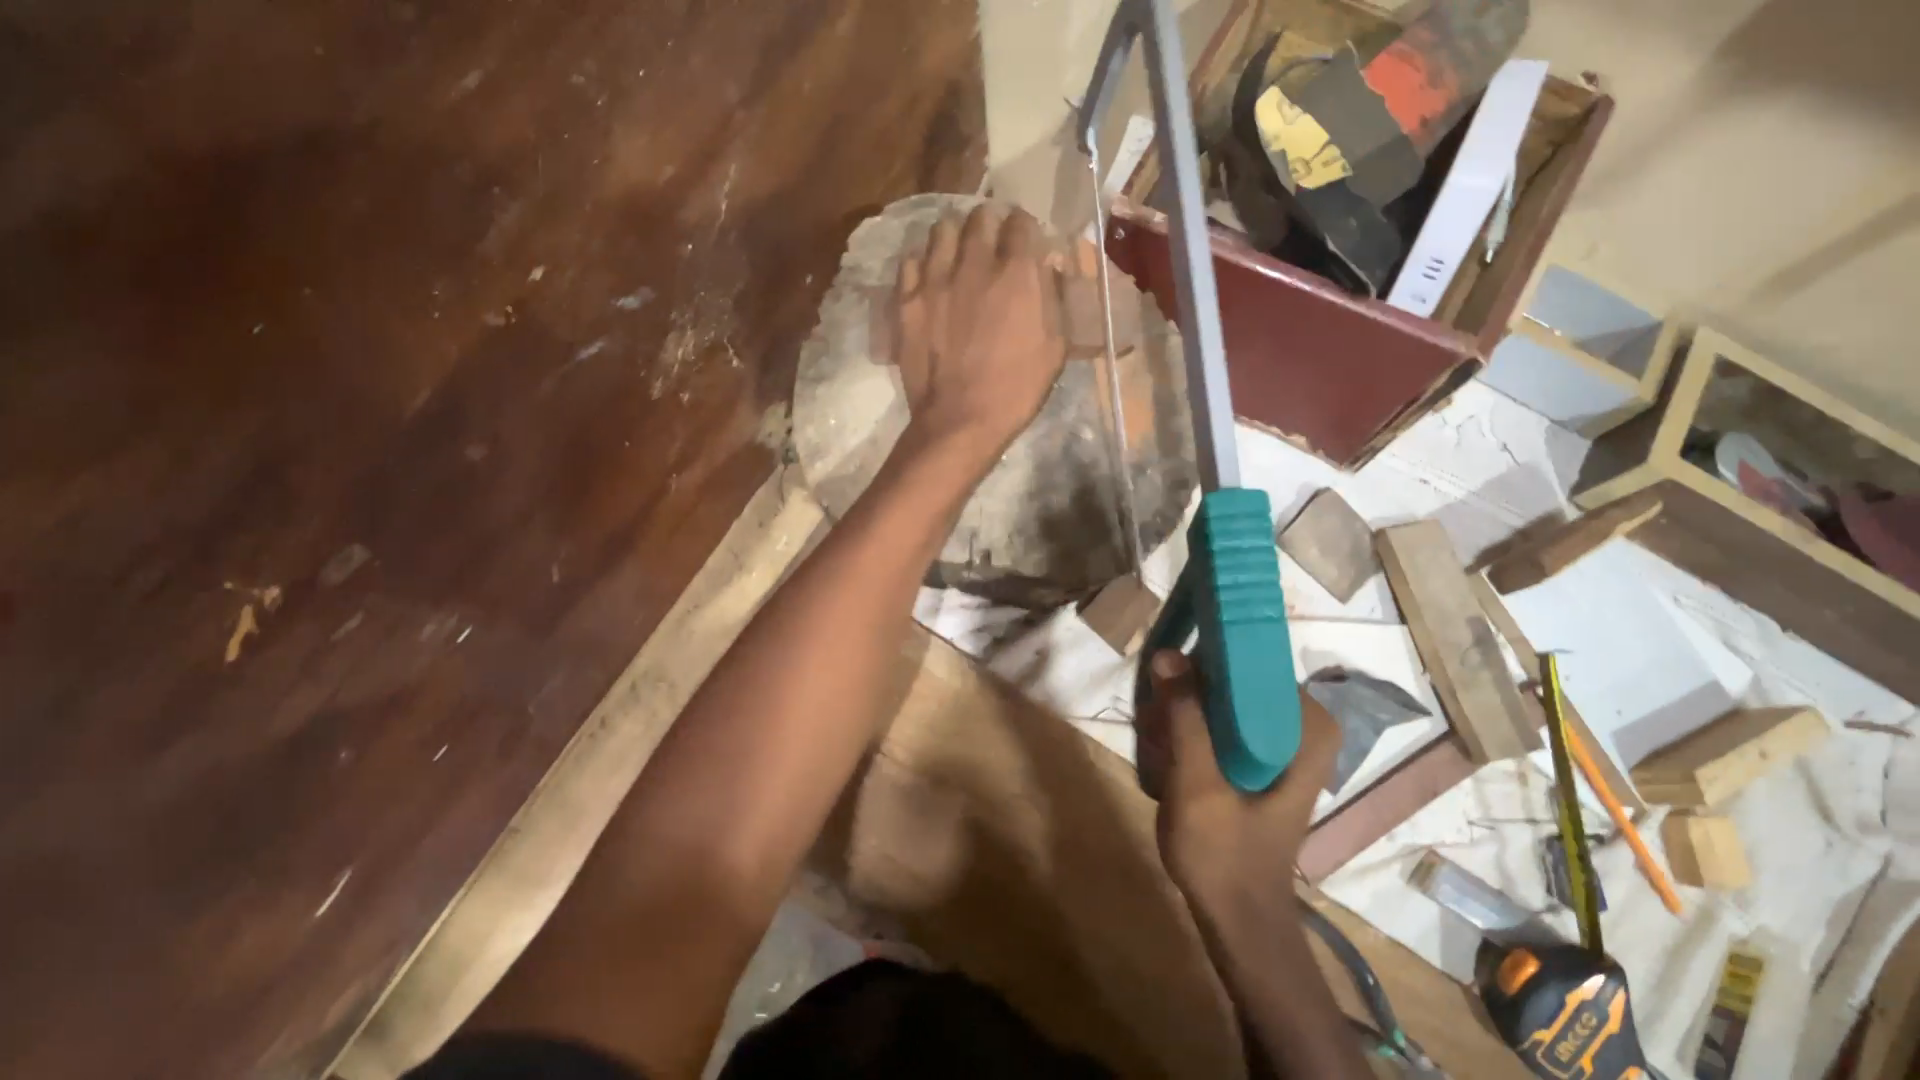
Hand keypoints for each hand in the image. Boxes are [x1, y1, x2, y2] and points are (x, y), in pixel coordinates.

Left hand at [893, 204, 1068, 463]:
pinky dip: (923, 262)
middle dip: (989, 222)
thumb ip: (1053, 298)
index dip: (1025, 228)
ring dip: (954, 235)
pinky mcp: (907, 299)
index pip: (1021, 223)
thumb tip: (1049, 266)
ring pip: (942, 230)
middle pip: (980, 217)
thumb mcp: (1055, 346)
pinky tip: (930, 276)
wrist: (959, 419)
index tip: (1024, 238)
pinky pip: (911, 260)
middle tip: (991, 240)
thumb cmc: (1016, 388)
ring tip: (958, 251)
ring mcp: (935, 278)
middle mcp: (975, 263)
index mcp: (1017, 272)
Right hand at [1135, 651, 1339, 924]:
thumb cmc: (1224, 855)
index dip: (1213, 657)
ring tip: (1157, 732)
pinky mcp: (1262, 764)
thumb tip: (1169, 654)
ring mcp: (1284, 748)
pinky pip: (1224, 724)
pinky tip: (1168, 748)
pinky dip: (1195, 728)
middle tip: (1156, 708)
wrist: (1239, 920)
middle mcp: (1304, 730)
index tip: (1172, 666)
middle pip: (1241, 680)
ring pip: (1229, 702)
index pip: (1261, 663)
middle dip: (1193, 688)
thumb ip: (1186, 719)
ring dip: (1189, 709)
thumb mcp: (1198, 785)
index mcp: (1309, 730)